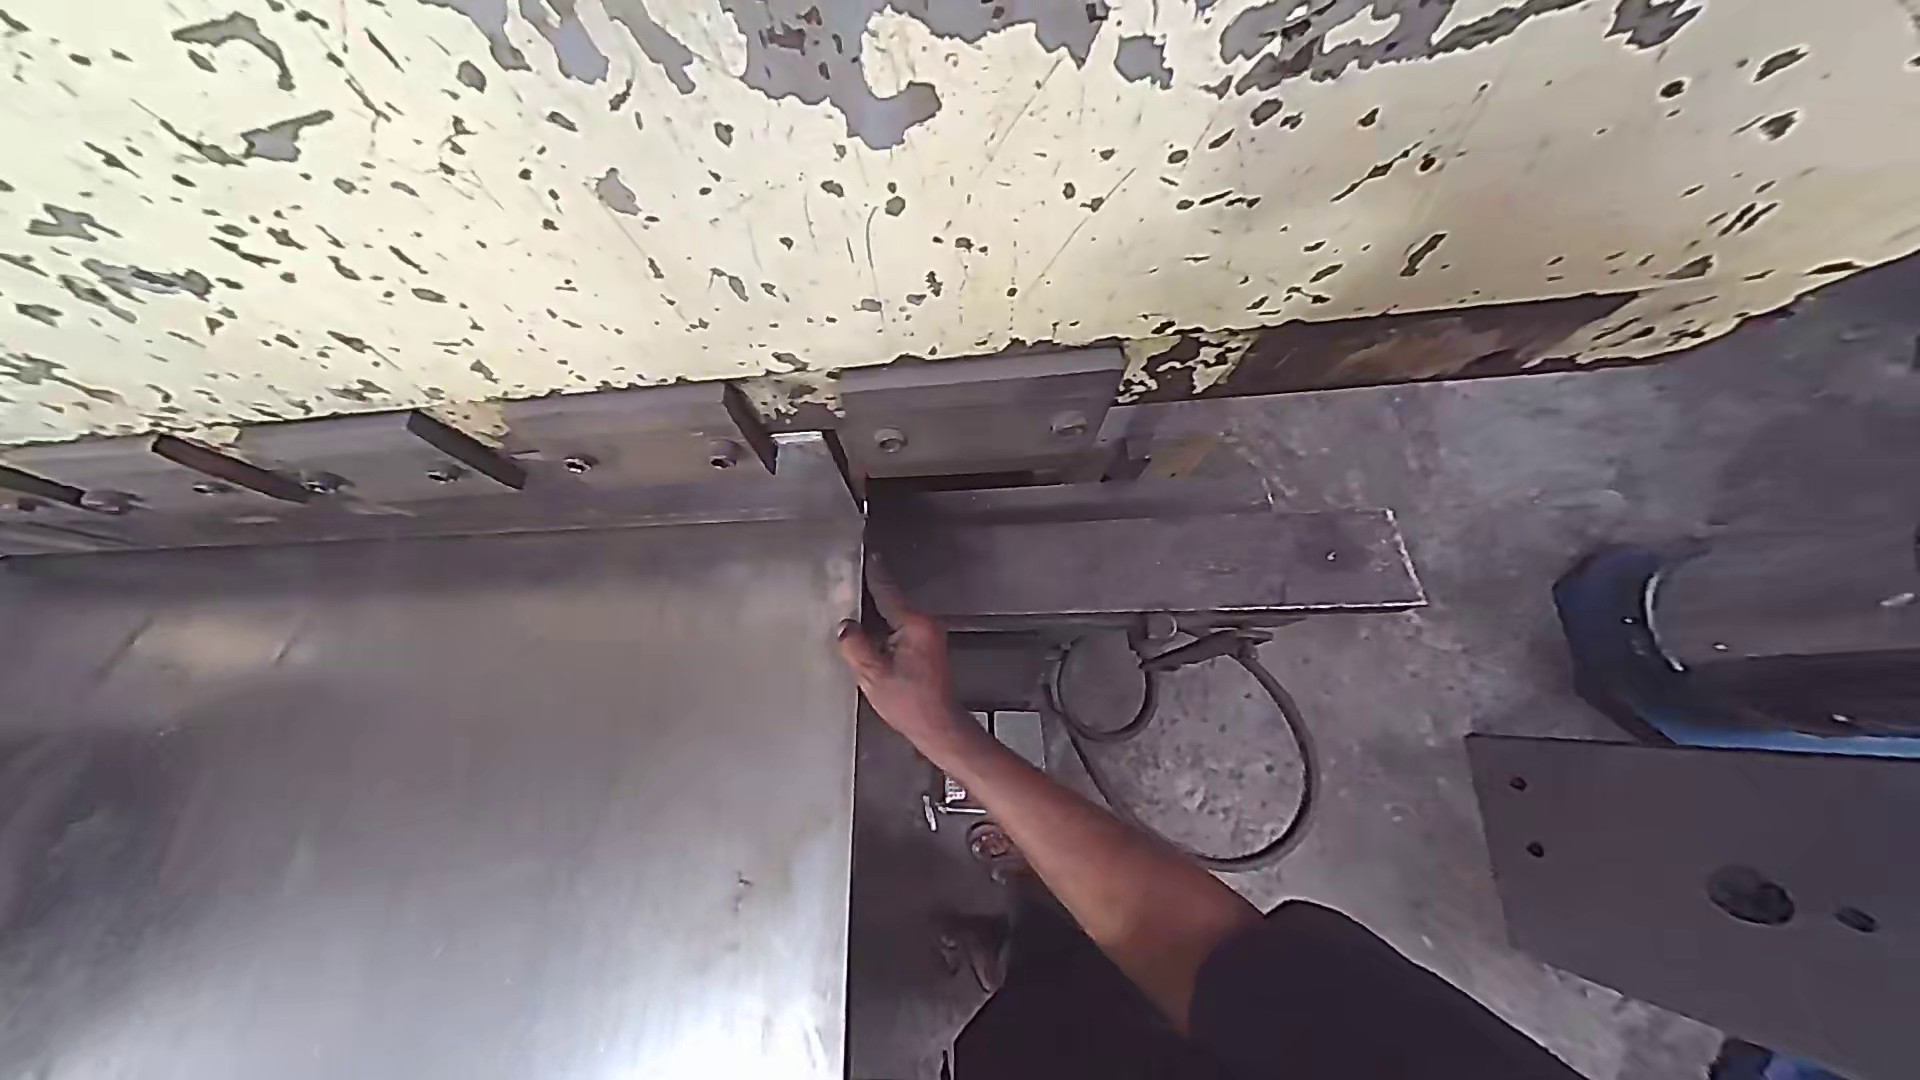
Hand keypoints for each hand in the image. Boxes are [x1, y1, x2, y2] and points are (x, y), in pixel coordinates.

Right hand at [835, 565, 975, 755]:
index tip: (867, 557)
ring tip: (850, 619)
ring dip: (875, 620)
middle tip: (845, 590)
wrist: (937, 725)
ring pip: (894, 619)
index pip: (889, 593)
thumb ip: (856, 645)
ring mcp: (928, 637)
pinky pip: (899, 631)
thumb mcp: (874, 674)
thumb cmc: (911, 703)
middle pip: (891, 604)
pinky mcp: (925, 649)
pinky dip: (883, 633)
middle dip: (868, 600)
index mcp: (915, 625)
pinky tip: (867, 642)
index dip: (874, 575)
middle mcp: (925, 625)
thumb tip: (845, 627)